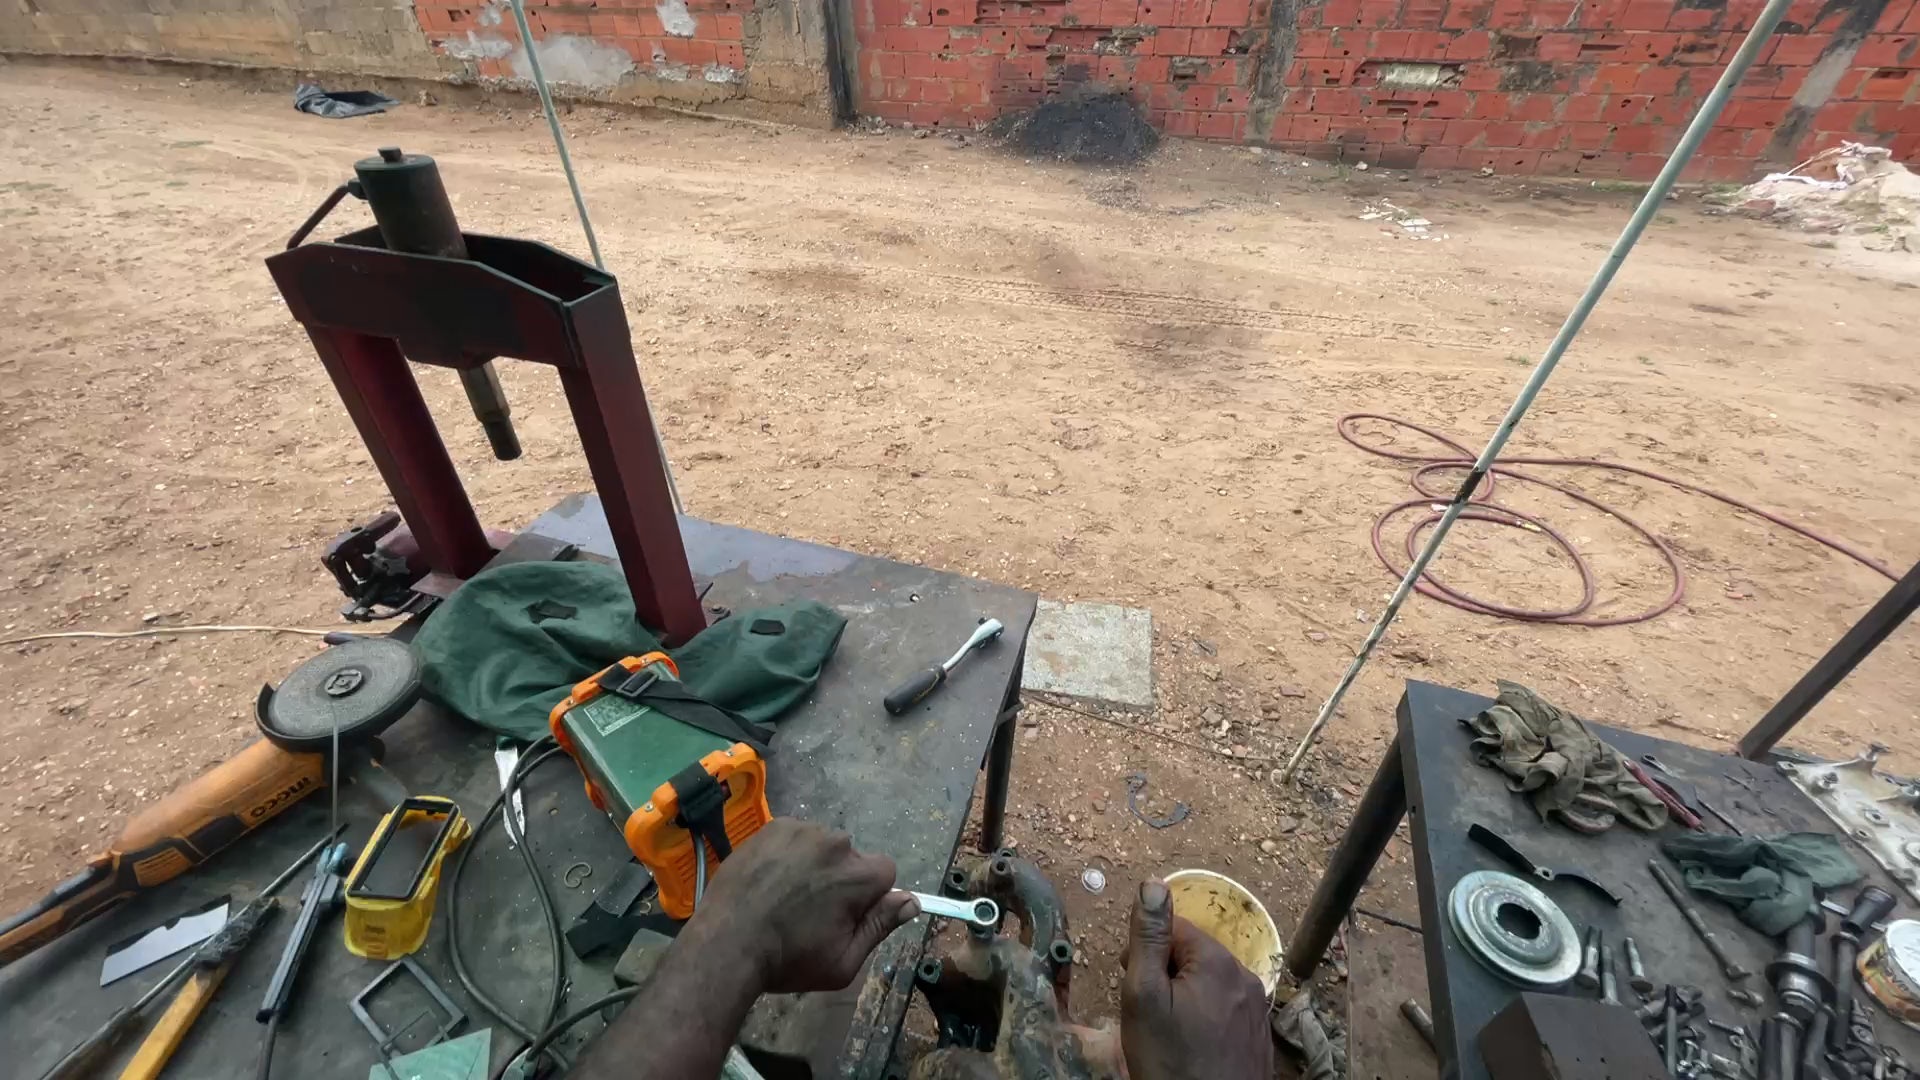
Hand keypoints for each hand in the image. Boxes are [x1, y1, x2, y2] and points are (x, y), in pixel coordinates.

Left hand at [686, 818, 918, 993]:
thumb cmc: (789, 959)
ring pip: (822, 846)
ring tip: (783, 896)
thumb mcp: (843, 961)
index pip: (884, 872)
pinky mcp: (775, 825)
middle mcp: (838, 843)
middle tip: (808, 911)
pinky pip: (794, 836)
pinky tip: (768, 879)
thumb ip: (881, 926)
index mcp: (859, 875)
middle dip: (839, 879)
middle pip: (851, 859)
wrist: (726, 943)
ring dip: (812, 864)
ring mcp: (804, 829)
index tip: (845, 915)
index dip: (868, 896)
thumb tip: (912, 901)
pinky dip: (787, 853)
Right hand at [1121, 880, 1273, 1079]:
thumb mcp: (1144, 994)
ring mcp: (1257, 1011)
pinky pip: (1224, 1010)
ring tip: (1168, 1033)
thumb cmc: (1170, 1062)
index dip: (1146, 953)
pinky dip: (1204, 1020)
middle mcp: (1246, 977)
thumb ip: (1149, 936)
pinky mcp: (1260, 1040)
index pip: (1172, 929)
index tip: (1133, 984)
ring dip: (1183, 997)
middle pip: (1191, 955)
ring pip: (1207, 983)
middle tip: (1148, 1013)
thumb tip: (1153, 883)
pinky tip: (1191, 1048)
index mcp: (1218, 960)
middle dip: (1165, 974)